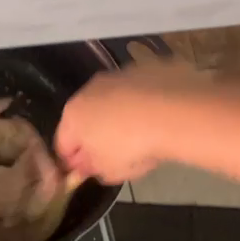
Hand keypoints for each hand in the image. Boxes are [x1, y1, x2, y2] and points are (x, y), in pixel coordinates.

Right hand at [54, 45, 217, 182]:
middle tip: (115, 156)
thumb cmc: (133, 146)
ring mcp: (118, 75)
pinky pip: (138, 91)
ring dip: (119, 116)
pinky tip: (159, 117)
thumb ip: (92, 168)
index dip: (73, 161)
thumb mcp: (110, 170)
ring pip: (111, 101)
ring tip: (141, 135)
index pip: (63, 144)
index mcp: (73, 115)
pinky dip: (143, 102)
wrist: (176, 113)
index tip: (87, 172)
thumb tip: (85, 165)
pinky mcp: (145, 68)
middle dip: (96, 136)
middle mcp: (89, 90)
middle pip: (86, 118)